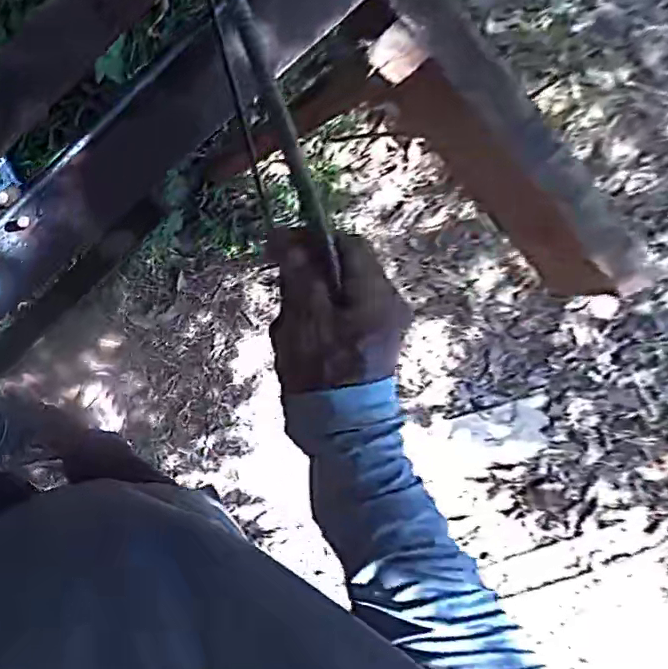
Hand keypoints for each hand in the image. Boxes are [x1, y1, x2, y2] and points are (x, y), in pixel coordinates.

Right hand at [269, 229, 409, 393]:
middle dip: (309, 272)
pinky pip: (344, 314)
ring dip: (311, 296)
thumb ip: (300, 276)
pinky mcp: (372, 344)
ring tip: (287, 320)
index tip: (279, 247)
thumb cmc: (321, 371)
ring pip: (341, 292)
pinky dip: (320, 315)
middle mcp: (389, 303)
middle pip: (346, 268)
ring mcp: (384, 326)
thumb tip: (288, 240)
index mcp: (377, 293)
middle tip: (278, 286)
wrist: (341, 429)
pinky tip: (301, 335)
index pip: (349, 244)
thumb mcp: (303, 318)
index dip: (312, 239)